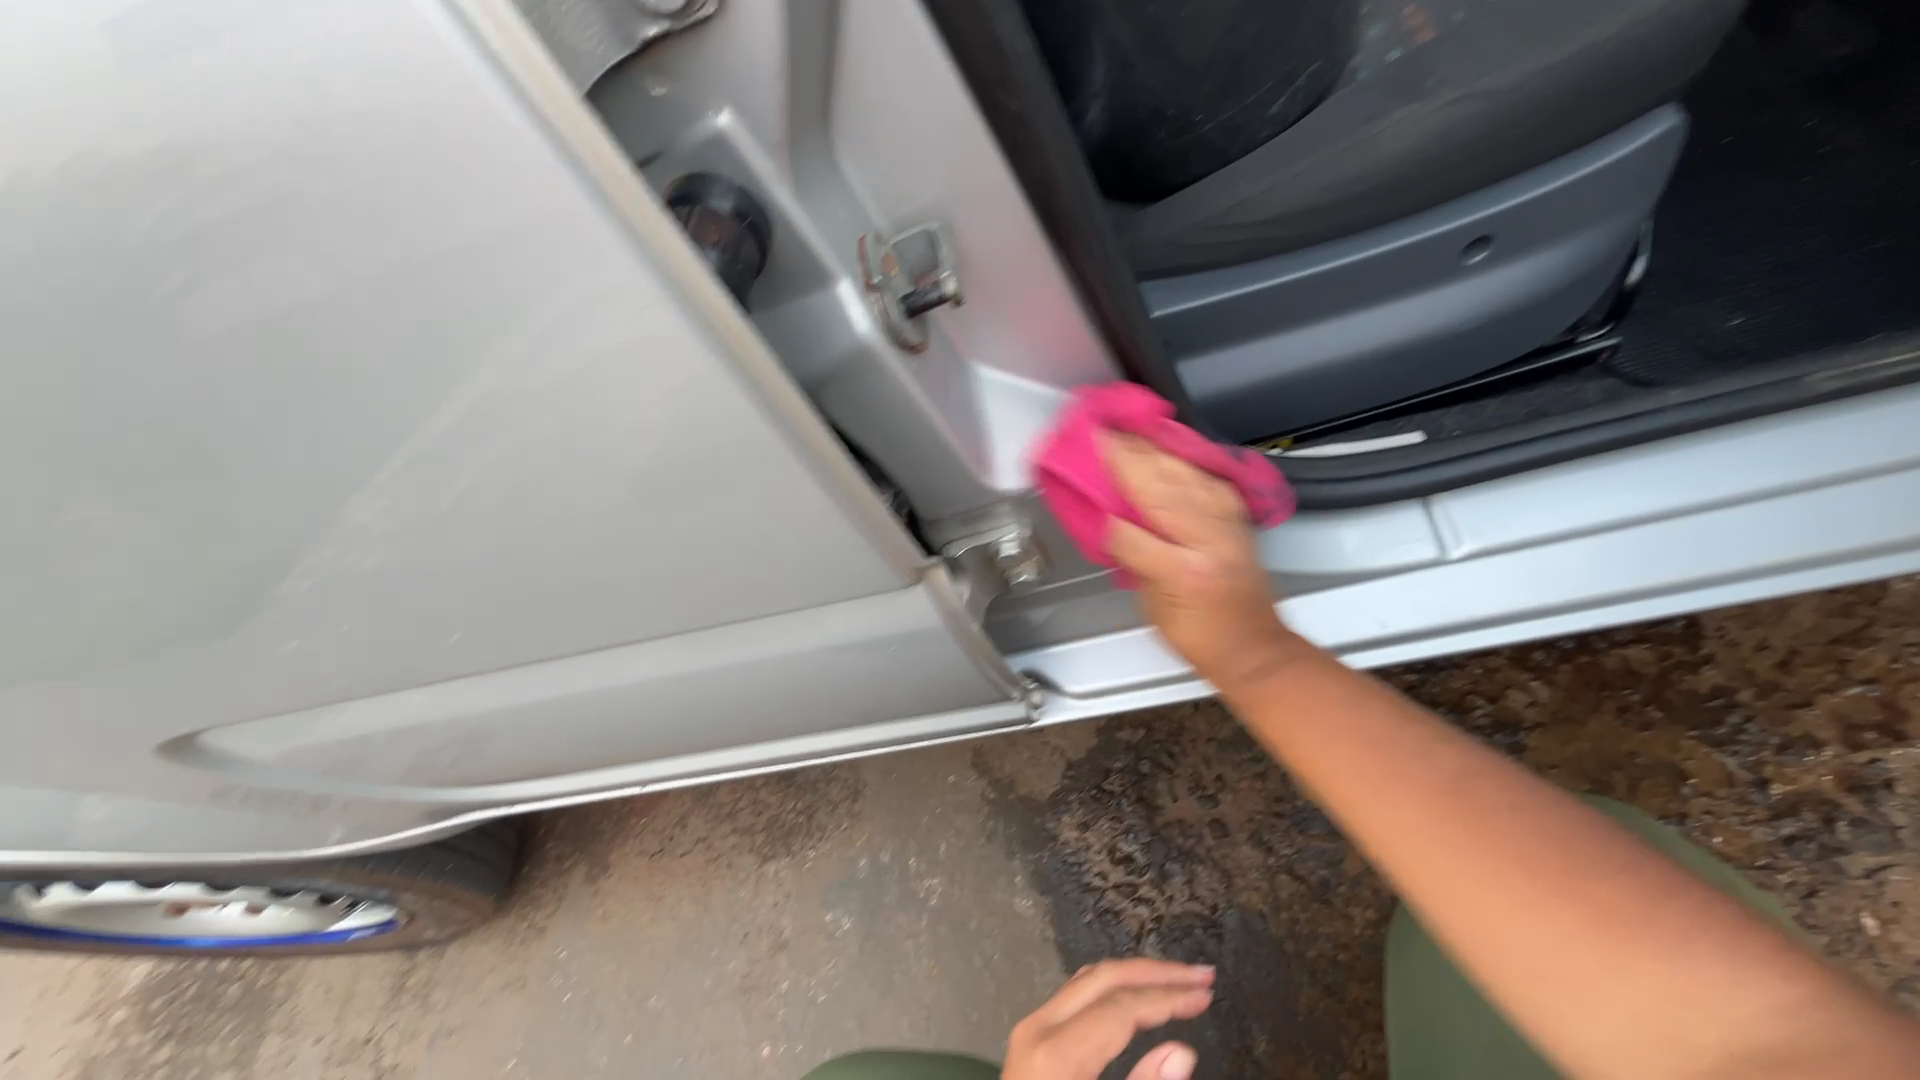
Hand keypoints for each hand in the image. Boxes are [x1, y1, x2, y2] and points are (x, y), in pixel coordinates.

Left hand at [1002, 959, 1214, 1079]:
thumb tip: (1181, 1051)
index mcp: (1057, 1052)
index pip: (1122, 1007)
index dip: (1168, 998)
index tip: (1207, 995)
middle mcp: (1039, 1027)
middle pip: (1104, 979)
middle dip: (1156, 973)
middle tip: (1202, 975)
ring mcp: (1030, 1029)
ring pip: (1088, 981)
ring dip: (1136, 977)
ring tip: (1179, 980)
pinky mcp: (1030, 1039)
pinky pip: (1076, 996)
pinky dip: (1113, 989)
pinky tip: (1138, 996)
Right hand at [1101, 434, 1310, 695]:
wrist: (1254, 645)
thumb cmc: (1201, 636)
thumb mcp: (1152, 606)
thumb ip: (1133, 560)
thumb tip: (1110, 523)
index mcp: (1182, 571)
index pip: (1128, 531)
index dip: (1102, 505)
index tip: (1081, 476)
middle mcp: (1208, 539)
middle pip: (1158, 486)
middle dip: (1125, 457)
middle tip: (1096, 432)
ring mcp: (1227, 522)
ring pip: (1182, 472)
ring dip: (1151, 448)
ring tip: (1124, 430)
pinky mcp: (1237, 513)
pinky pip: (1204, 474)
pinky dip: (1181, 457)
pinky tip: (1165, 445)